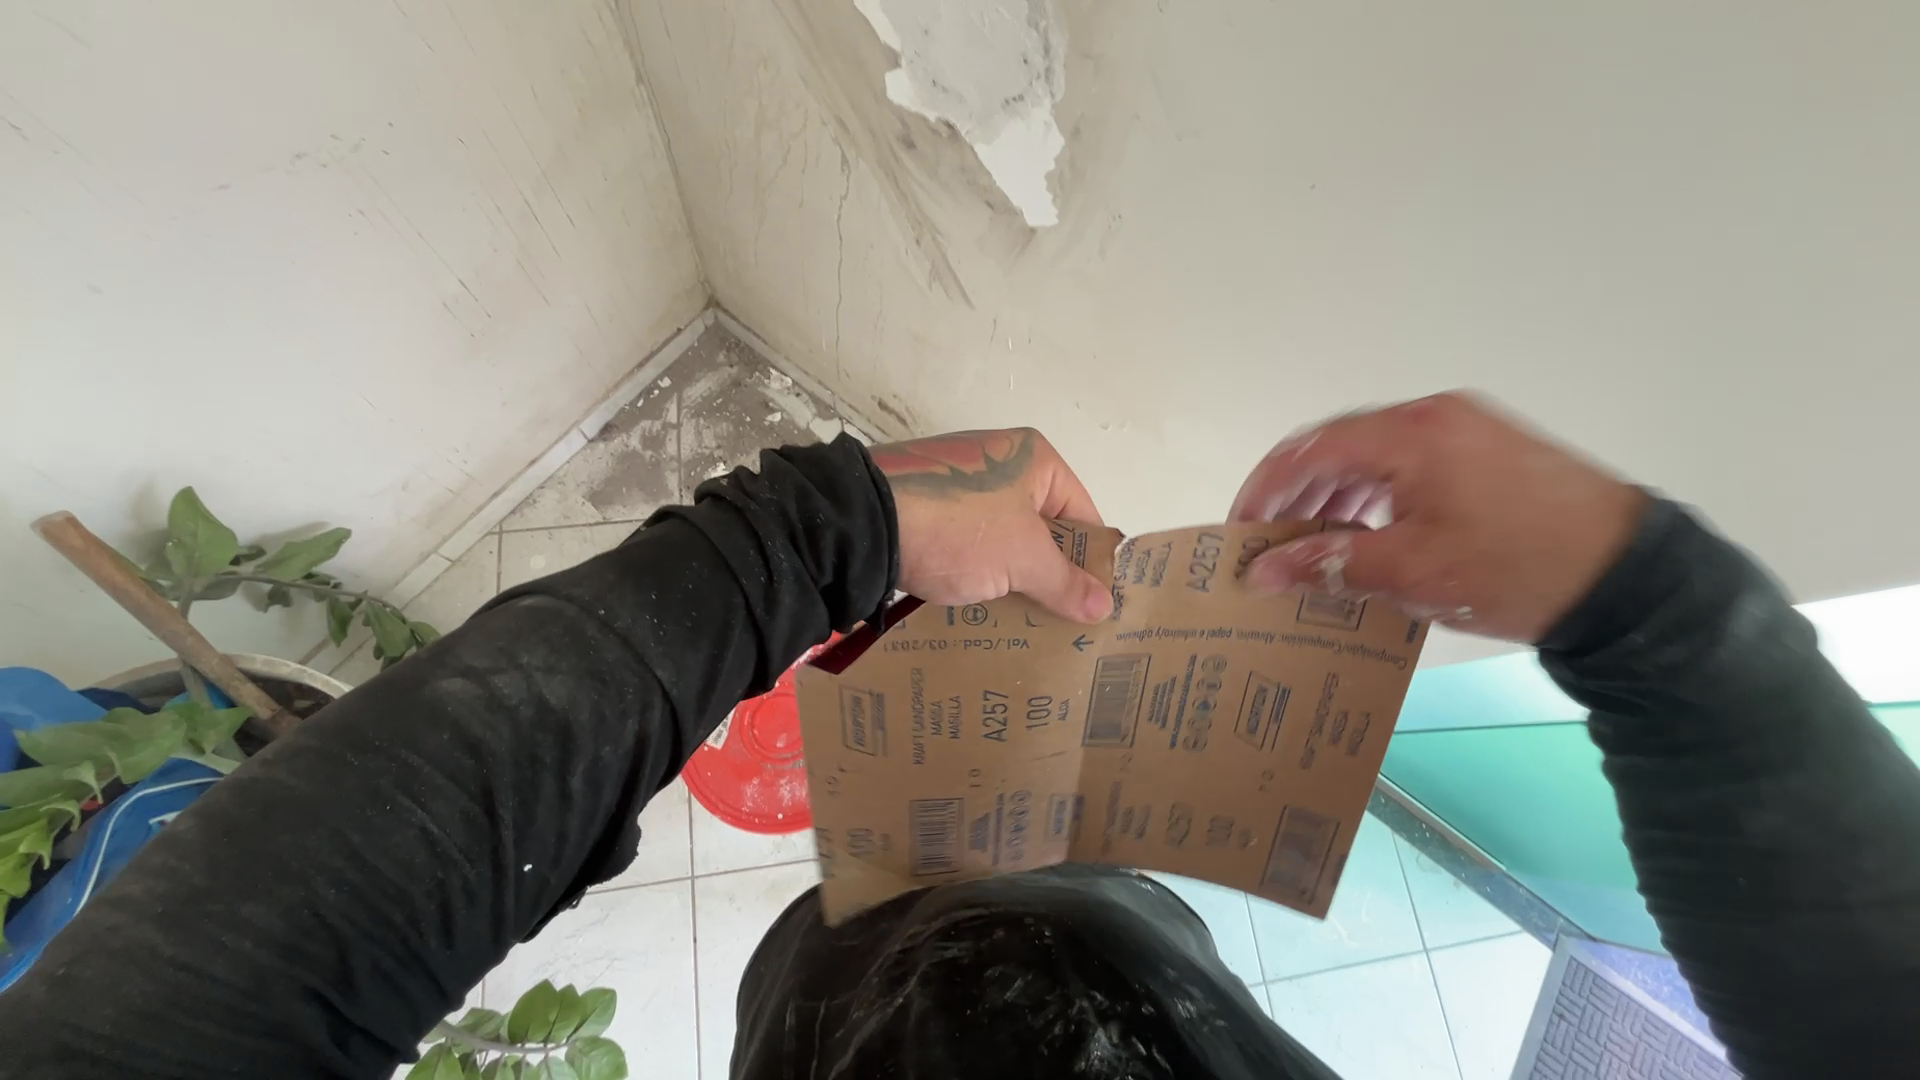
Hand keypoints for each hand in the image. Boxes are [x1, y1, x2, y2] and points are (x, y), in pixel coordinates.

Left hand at [872, 428, 1113, 623]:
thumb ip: (1065, 582)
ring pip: (1004, 540)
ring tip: (1024, 625)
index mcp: (1034, 458)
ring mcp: (959, 484)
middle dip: (1051, 575)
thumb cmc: (960, 529)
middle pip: (1042, 528)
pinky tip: (982, 608)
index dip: (1092, 561)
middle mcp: (999, 462)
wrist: (864, 522)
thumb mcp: (1022, 559)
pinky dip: (978, 573)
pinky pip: (969, 544)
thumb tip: (1105, 605)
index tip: (1096, 607)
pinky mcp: (928, 508)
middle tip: (1063, 624)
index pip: (1082, 513)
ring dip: (1013, 579)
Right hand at [1227, 392, 1646, 642]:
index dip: (1264, 489)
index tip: (1241, 528)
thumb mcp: (1409, 573)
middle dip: (1294, 492)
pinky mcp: (1486, 448)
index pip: (1309, 450)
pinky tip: (1366, 528)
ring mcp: (1465, 428)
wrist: (1635, 581)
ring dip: (1332, 493)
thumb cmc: (1516, 570)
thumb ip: (1327, 563)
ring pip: (1371, 453)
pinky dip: (1372, 491)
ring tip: (1311, 538)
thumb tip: (1263, 571)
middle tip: (1268, 537)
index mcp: (1410, 435)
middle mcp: (1433, 416)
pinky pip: (1406, 461)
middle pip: (1337, 445)